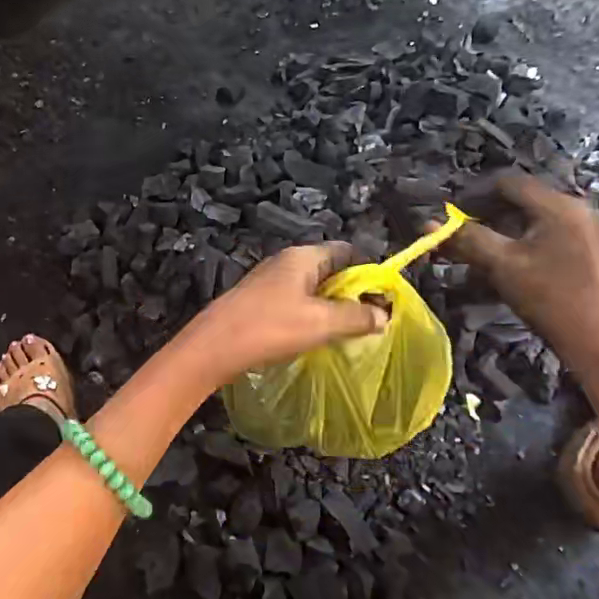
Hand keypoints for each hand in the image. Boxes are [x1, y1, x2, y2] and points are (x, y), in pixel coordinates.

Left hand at [175, 242, 389, 385]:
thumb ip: (356, 316)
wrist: (213, 346)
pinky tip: (314, 338)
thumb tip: (383, 314)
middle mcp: (285, 263)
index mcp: (302, 256)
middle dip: (351, 293)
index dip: (369, 271)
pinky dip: (309, 317)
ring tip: (346, 334)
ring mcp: (268, 282)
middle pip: (330, 271)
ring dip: (330, 309)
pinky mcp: (257, 303)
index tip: (385, 298)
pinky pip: (294, 304)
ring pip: (311, 290)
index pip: (347, 251)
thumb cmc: (270, 327)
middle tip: (370, 321)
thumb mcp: (322, 322)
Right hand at [441, 174, 598, 371]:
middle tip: (458, 237)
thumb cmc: (549, 297)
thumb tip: (427, 223)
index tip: (449, 217)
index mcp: (557, 206)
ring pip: (529, 220)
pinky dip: (518, 243)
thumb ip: (465, 238)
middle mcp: (574, 209)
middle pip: (518, 200)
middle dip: (483, 216)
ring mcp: (583, 230)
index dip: (472, 195)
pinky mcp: (585, 250)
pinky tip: (504, 266)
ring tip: (476, 255)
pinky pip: (543, 235)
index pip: (506, 182)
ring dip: (498, 232)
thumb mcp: (501, 264)